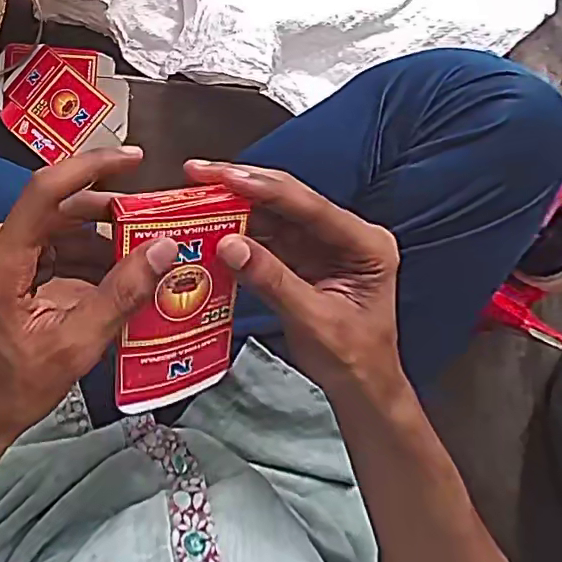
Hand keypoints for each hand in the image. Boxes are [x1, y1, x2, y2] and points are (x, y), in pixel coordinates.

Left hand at [0, 147, 177, 453]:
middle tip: (156, 219)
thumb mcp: (74, 346)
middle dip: (112, 211)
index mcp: (2, 259)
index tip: (133, 158)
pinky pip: (58, 245)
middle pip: (62, 207)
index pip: (45, 189)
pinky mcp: (12, 264)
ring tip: (146, 251)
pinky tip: (120, 272)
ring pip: (64, 226)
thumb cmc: (12, 387)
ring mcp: (3, 253)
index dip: (91, 166)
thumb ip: (121, 294)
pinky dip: (90, 255)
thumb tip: (162, 249)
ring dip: (104, 237)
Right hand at [185, 161, 403, 401]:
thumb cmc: (353, 360)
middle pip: (286, 198)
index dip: (265, 188)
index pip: (310, 206)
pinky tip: (209, 220)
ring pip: (270, 209)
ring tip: (196, 191)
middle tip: (199, 172)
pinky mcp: (299, 251)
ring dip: (233, 201)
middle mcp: (342, 232)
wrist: (360, 389)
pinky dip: (235, 226)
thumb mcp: (314, 322)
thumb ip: (273, 280)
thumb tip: (228, 244)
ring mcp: (318, 240)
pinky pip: (262, 231)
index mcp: (365, 243)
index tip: (226, 177)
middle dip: (241, 183)